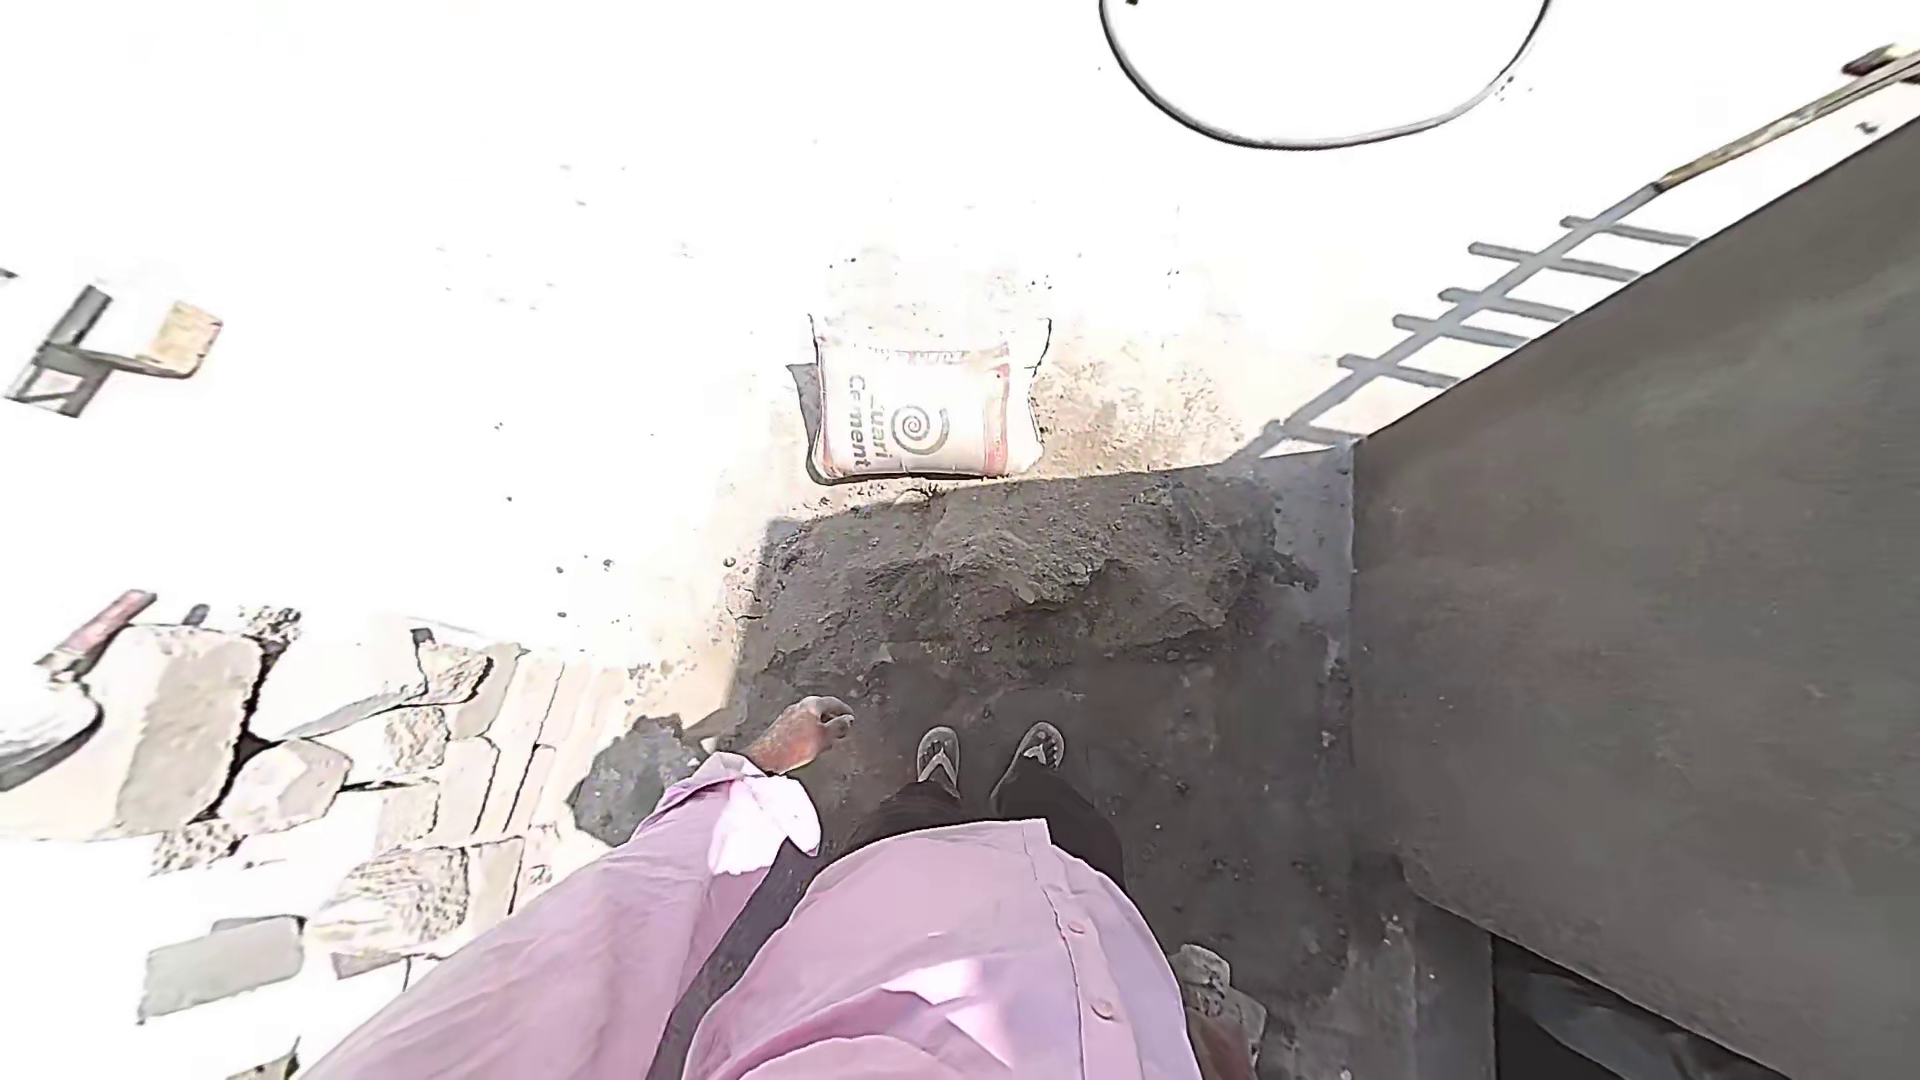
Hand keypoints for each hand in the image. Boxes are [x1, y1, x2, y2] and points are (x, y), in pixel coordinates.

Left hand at [741, 696, 853, 773]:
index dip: (844, 711)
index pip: (834, 702)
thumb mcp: (825, 737)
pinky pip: (801, 726)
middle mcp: (799, 705)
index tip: (851, 717)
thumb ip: (839, 726)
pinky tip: (812, 744)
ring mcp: (788, 715)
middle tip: (842, 728)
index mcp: (812, 704)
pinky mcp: (781, 727)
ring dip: (821, 727)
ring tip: (829, 739)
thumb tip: (848, 720)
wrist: (766, 758)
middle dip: (833, 719)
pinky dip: (810, 732)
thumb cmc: (795, 746)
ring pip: (811, 718)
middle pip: (821, 709)